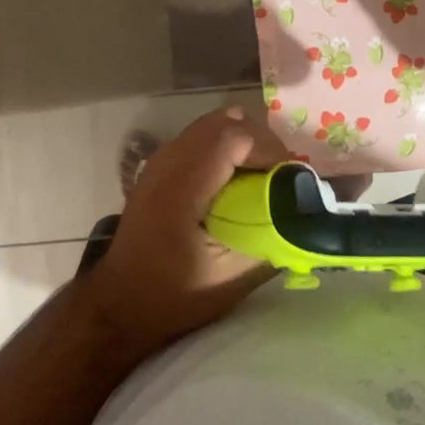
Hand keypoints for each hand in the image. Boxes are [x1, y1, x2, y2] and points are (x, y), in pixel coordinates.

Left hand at [81, 107, 286, 353]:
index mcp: (184, 184)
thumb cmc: (175, 294)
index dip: (270, 149)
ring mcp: (161, 158)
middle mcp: (169, 159)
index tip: (291, 178)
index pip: (235, 137)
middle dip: (261, 141)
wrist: (120, 303)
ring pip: (213, 124)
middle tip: (281, 175)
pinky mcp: (160, 166)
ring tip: (261, 178)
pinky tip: (236, 183)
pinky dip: (226, 148)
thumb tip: (303, 215)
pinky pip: (201, 137)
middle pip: (226, 120)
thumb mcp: (232, 276)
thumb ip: (271, 239)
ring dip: (244, 142)